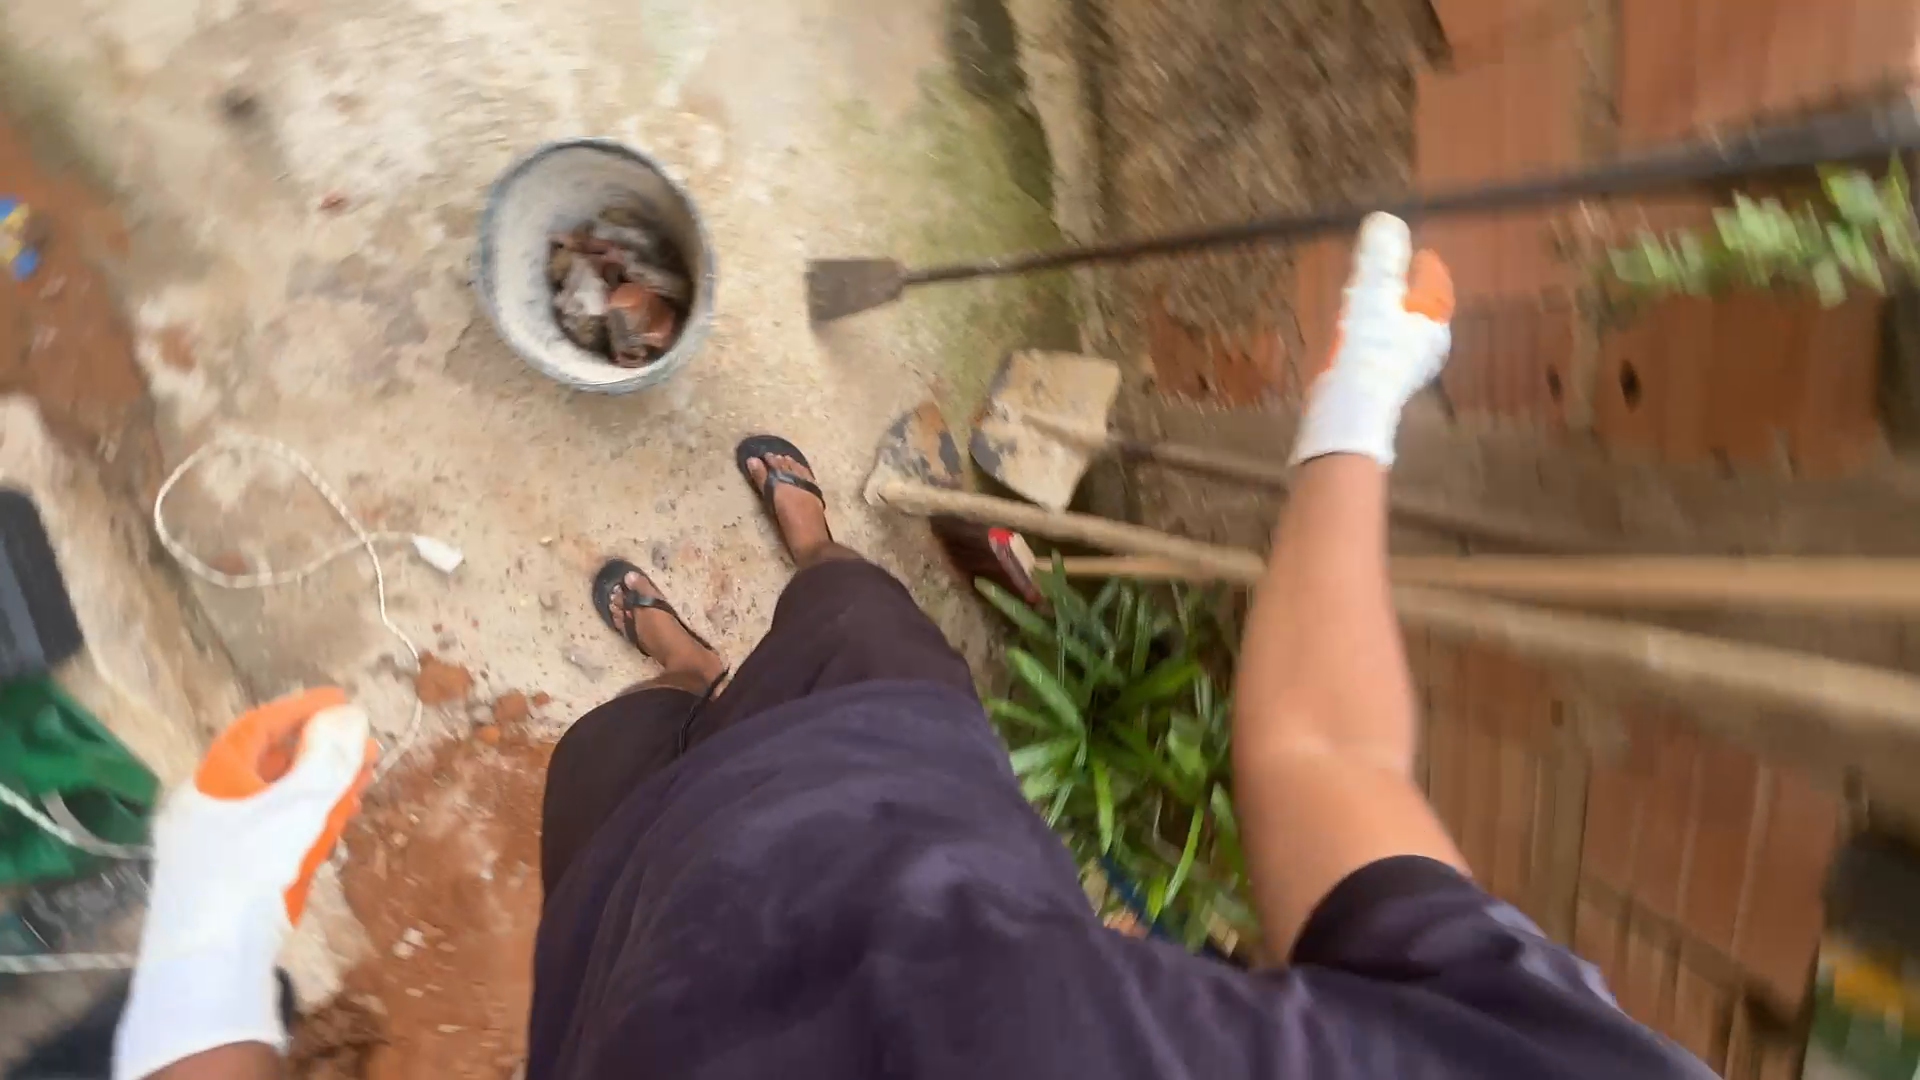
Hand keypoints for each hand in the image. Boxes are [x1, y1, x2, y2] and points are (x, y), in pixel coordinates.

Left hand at [115, 689, 376, 1079]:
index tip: (342, 698)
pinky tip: (347, 804)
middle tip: (365, 736)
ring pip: (285, 791)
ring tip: (369, 766)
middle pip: (273, 760)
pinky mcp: (245, 864)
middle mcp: (214, 805)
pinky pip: (286, 820)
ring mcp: (227, 837)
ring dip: (329, 775)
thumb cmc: (253, 865)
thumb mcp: (300, 801)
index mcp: (212, 784)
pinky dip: (318, 806)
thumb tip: (347, 712)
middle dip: (324, 744)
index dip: (300, 708)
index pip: (256, 729)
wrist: (218, 954)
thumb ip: (328, 754)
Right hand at [1290, 212, 1453, 466]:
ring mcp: (1413, 368)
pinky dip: (1379, 344)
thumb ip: (1379, 259)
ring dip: (1392, 320)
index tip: (1411, 255)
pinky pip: (1390, 354)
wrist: (1348, 412)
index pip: (1432, 277)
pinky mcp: (1389, 388)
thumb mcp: (1369, 296)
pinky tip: (1361, 348)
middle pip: (1422, 306)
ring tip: (1370, 312)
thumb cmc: (1363, 351)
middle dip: (1406, 293)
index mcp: (1434, 315)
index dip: (1419, 264)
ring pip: (1406, 332)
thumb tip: (1386, 221)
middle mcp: (1432, 342)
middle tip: (1388, 281)